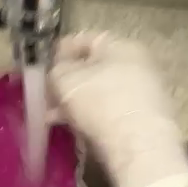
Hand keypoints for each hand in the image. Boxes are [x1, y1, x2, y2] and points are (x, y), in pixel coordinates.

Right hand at [50, 32, 187, 186]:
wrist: (140, 147)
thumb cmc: (101, 102)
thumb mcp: (65, 80)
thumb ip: (55, 70)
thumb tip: (58, 73)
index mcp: (121, 45)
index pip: (84, 39)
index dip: (59, 52)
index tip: (42, 68)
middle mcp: (138, 64)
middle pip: (93, 69)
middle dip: (66, 84)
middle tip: (45, 99)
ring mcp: (144, 92)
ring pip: (100, 93)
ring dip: (75, 103)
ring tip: (53, 119)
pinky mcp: (145, 119)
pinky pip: (111, 112)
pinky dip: (92, 117)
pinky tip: (75, 130)